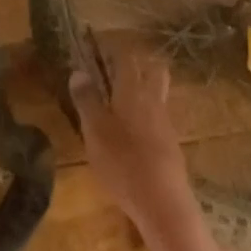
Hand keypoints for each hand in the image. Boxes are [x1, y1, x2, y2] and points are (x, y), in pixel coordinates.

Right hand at [69, 51, 195, 229]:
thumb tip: (78, 71)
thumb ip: (87, 100)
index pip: (126, 58)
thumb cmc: (122, 161)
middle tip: (117, 73)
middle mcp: (153, 100)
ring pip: (158, 96)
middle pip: (154, 71)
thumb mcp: (94, 131)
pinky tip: (132, 137)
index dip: (114, 50)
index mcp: (132, 91)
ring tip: (120, 106)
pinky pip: (159, 120)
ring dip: (144, 93)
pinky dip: (147, 118)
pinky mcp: (171, 145)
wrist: (162, 201)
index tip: (100, 48)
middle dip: (139, 66)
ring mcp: (166, 123)